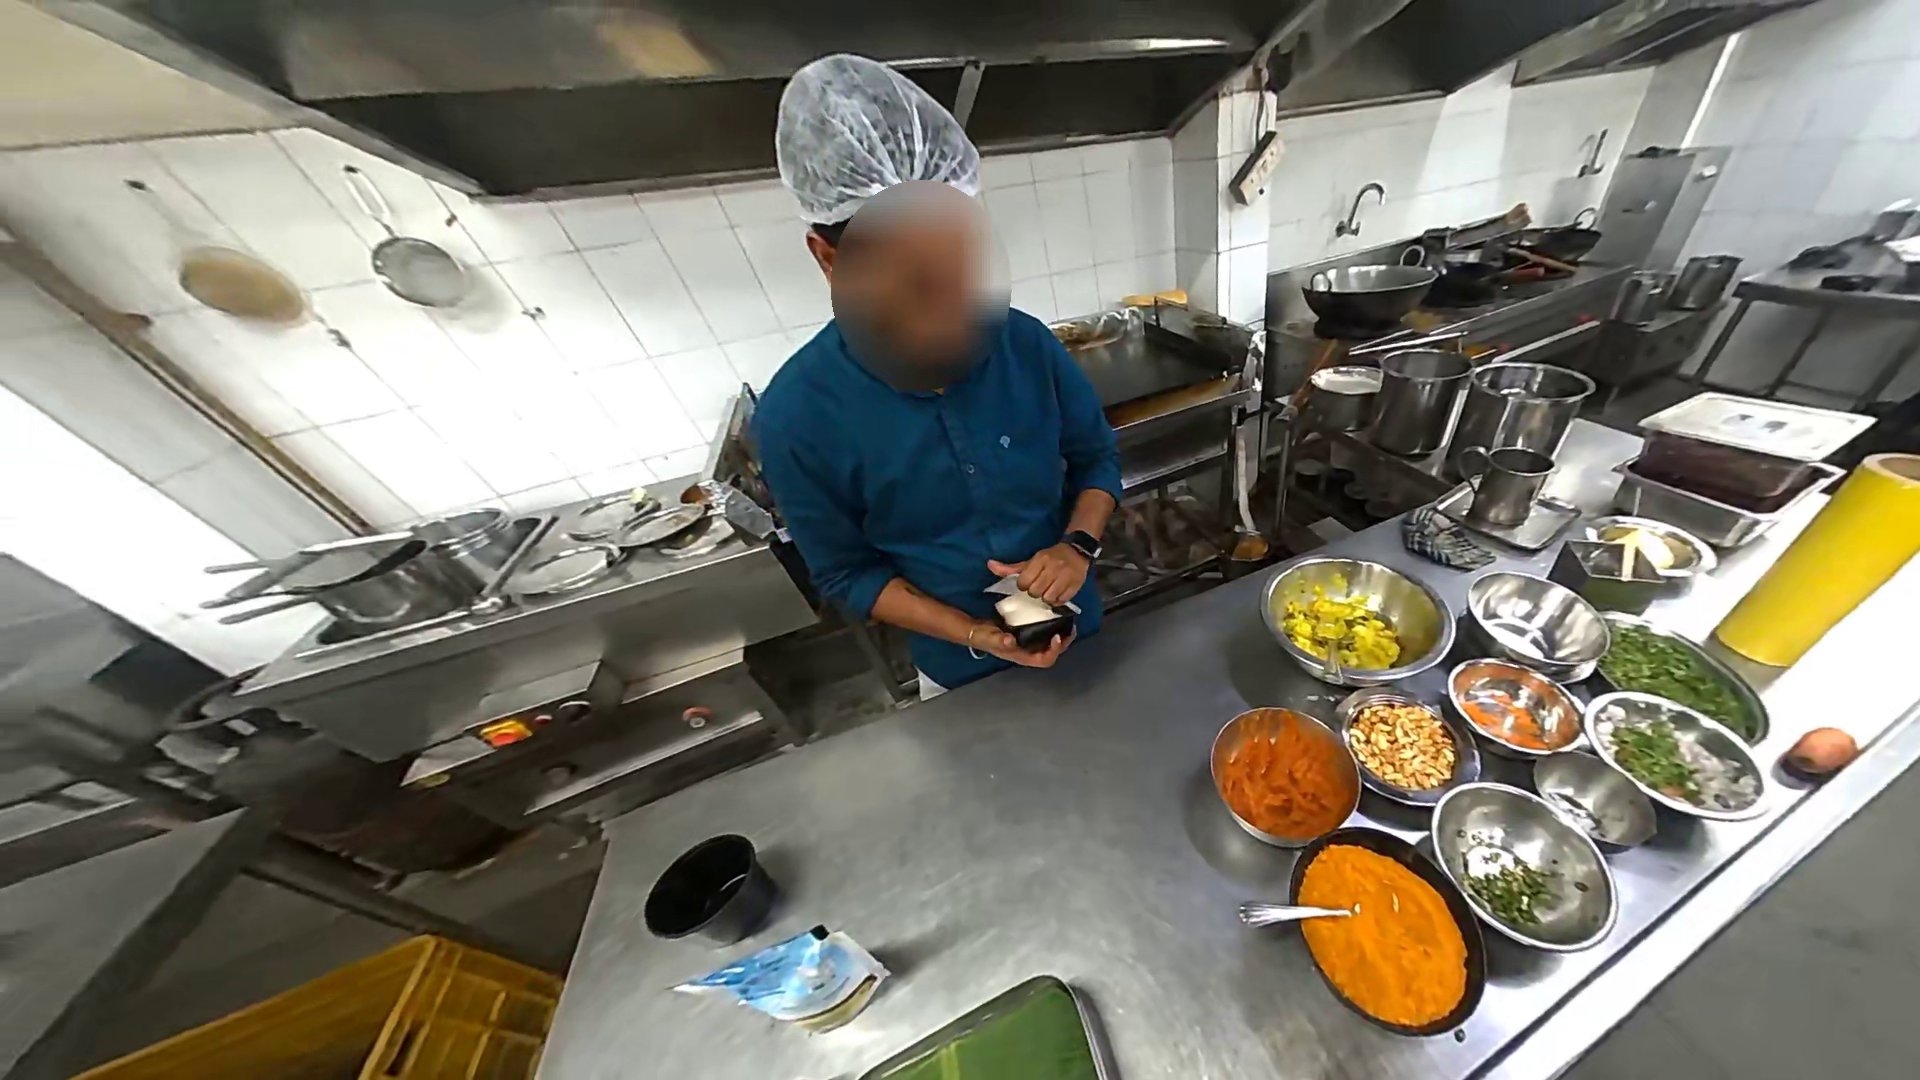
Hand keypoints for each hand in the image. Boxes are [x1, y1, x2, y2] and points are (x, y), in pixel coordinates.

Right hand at [970, 624, 1074, 667]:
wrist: (976, 630)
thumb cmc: (984, 636)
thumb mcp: (990, 638)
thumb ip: (999, 640)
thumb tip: (1011, 640)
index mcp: (1023, 656)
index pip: (1045, 660)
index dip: (1054, 651)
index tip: (1058, 636)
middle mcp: (1029, 652)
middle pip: (1052, 652)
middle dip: (1063, 642)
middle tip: (1071, 627)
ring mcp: (1028, 643)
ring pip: (1050, 643)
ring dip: (1060, 635)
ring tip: (1067, 621)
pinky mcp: (1027, 633)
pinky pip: (1044, 633)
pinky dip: (1052, 626)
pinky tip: (1054, 615)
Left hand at [988, 543, 1089, 605]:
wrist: (1076, 552)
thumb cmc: (1050, 558)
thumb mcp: (1030, 561)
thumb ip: (1010, 568)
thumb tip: (989, 565)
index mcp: (1040, 560)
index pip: (1024, 581)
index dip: (1024, 585)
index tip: (1028, 583)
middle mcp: (1053, 568)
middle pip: (1035, 592)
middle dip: (1034, 592)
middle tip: (1039, 588)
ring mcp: (1065, 577)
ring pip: (1048, 598)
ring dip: (1046, 598)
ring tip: (1048, 591)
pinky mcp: (1075, 586)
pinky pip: (1061, 601)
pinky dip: (1057, 600)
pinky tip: (1057, 593)